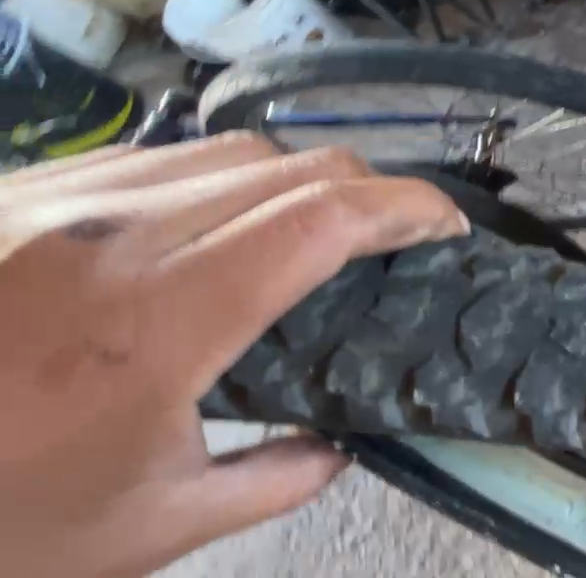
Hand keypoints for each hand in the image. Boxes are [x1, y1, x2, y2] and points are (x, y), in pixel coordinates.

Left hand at [0, 134, 468, 577]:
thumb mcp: (132, 531)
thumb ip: (266, 482)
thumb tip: (336, 449)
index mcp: (156, 320)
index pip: (327, 218)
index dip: (411, 207)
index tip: (448, 229)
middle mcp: (111, 237)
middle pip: (298, 166)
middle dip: (374, 188)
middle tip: (397, 231)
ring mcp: (51, 203)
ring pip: (236, 148)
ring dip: (305, 175)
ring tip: (319, 217)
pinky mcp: (10, 192)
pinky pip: (159, 154)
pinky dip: (226, 174)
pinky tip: (220, 215)